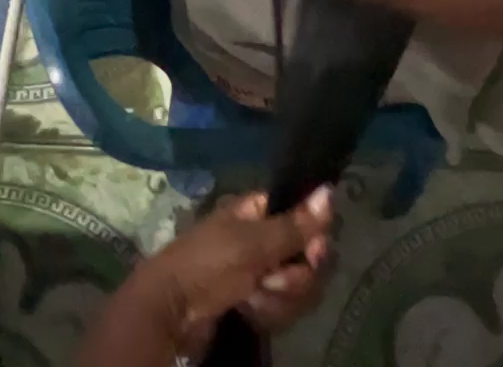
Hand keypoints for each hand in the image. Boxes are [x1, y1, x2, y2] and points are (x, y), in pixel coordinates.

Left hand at [138, 188, 333, 354]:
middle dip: (293, 276)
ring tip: (251, 299)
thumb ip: (295, 224)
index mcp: (257, 213)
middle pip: (306, 257)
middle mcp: (261, 239)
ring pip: (296, 287)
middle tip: (269, 280)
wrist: (172, 310)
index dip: (313, 237)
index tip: (313, 252)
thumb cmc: (208, 263)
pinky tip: (248, 312)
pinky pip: (281, 307)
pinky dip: (268, 312)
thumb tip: (329, 190)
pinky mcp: (255, 302)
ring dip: (278, 298)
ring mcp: (258, 272)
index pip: (303, 218)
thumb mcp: (254, 243)